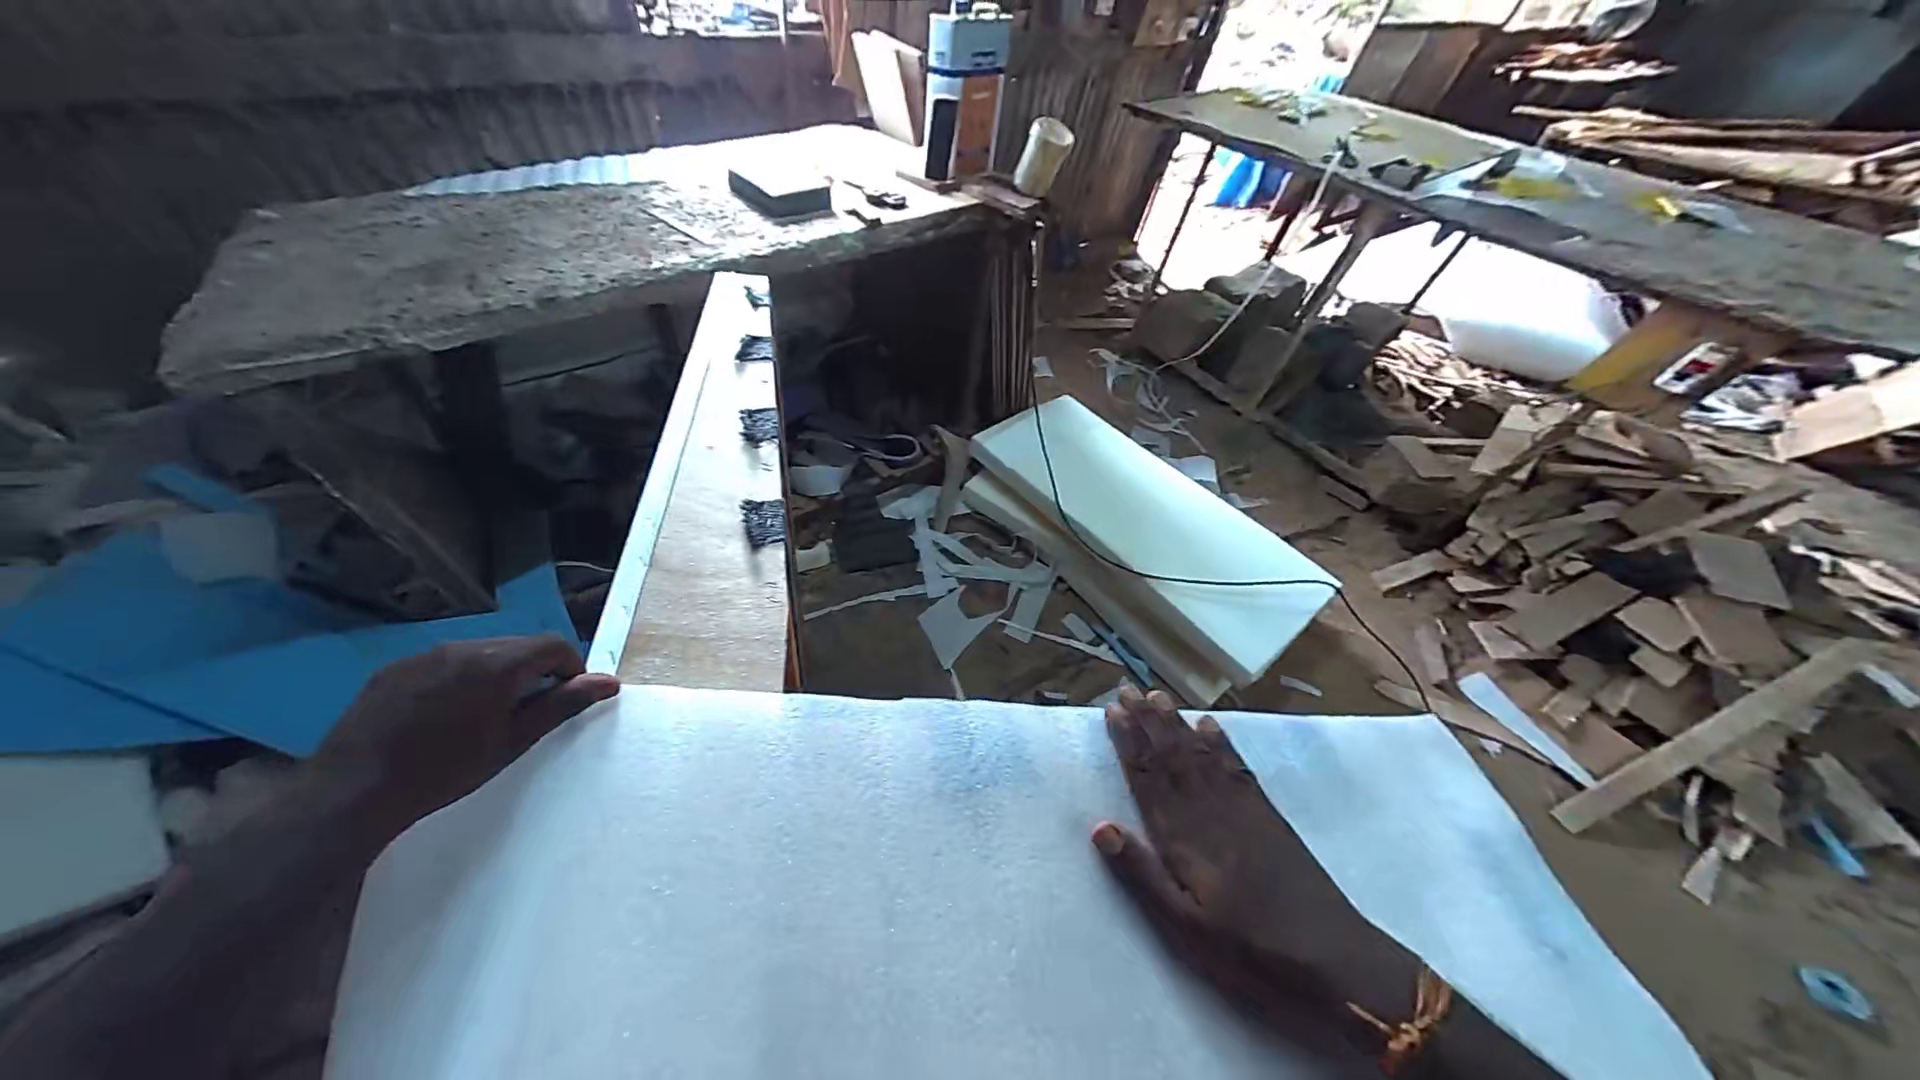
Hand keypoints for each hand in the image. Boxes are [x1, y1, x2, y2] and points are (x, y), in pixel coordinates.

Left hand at [310, 635, 619, 841]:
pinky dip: (461, 678)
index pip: (553, 645)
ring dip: (499, 673)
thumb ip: (562, 704)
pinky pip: (445, 662)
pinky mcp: (394, 669)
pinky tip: (446, 714)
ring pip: (481, 652)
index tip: (565, 698)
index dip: (570, 668)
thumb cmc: (445, 770)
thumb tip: (609, 682)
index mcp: (497, 663)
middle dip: (535, 670)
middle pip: (518, 646)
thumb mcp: (514, 740)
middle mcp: (463, 647)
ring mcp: (424, 655)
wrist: (352, 793)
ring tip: (486, 714)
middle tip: (528, 710)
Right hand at [1092, 688, 1417, 1055]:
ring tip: (1158, 696)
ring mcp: (1243, 811)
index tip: (1112, 711)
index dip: (1129, 743)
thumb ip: (1141, 875)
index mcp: (1185, 838)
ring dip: (1177, 724)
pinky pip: (1238, 768)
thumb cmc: (1251, 953)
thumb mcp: (1185, 929)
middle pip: (1173, 757)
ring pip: (1201, 755)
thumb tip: (1100, 826)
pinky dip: (1222, 743)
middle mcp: (1210, 812)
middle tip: (1127, 688)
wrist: (1338, 964)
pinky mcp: (1268, 817)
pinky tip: (1210, 726)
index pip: (1149, 779)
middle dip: (1147, 721)